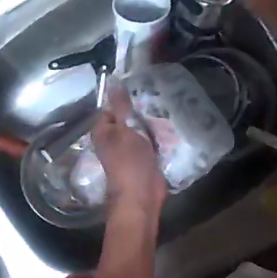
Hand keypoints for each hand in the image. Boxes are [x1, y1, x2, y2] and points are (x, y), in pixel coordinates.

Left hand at [92, 86, 165, 213]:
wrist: (142, 196)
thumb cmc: (129, 162)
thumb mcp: (125, 129)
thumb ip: (120, 106)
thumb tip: (112, 81)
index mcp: (103, 131)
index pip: (111, 106)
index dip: (125, 98)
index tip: (141, 86)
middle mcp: (114, 138)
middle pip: (129, 117)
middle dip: (143, 110)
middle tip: (160, 96)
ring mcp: (130, 149)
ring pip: (142, 128)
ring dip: (154, 122)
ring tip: (170, 107)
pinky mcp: (145, 157)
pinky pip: (152, 140)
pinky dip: (161, 135)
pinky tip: (173, 125)